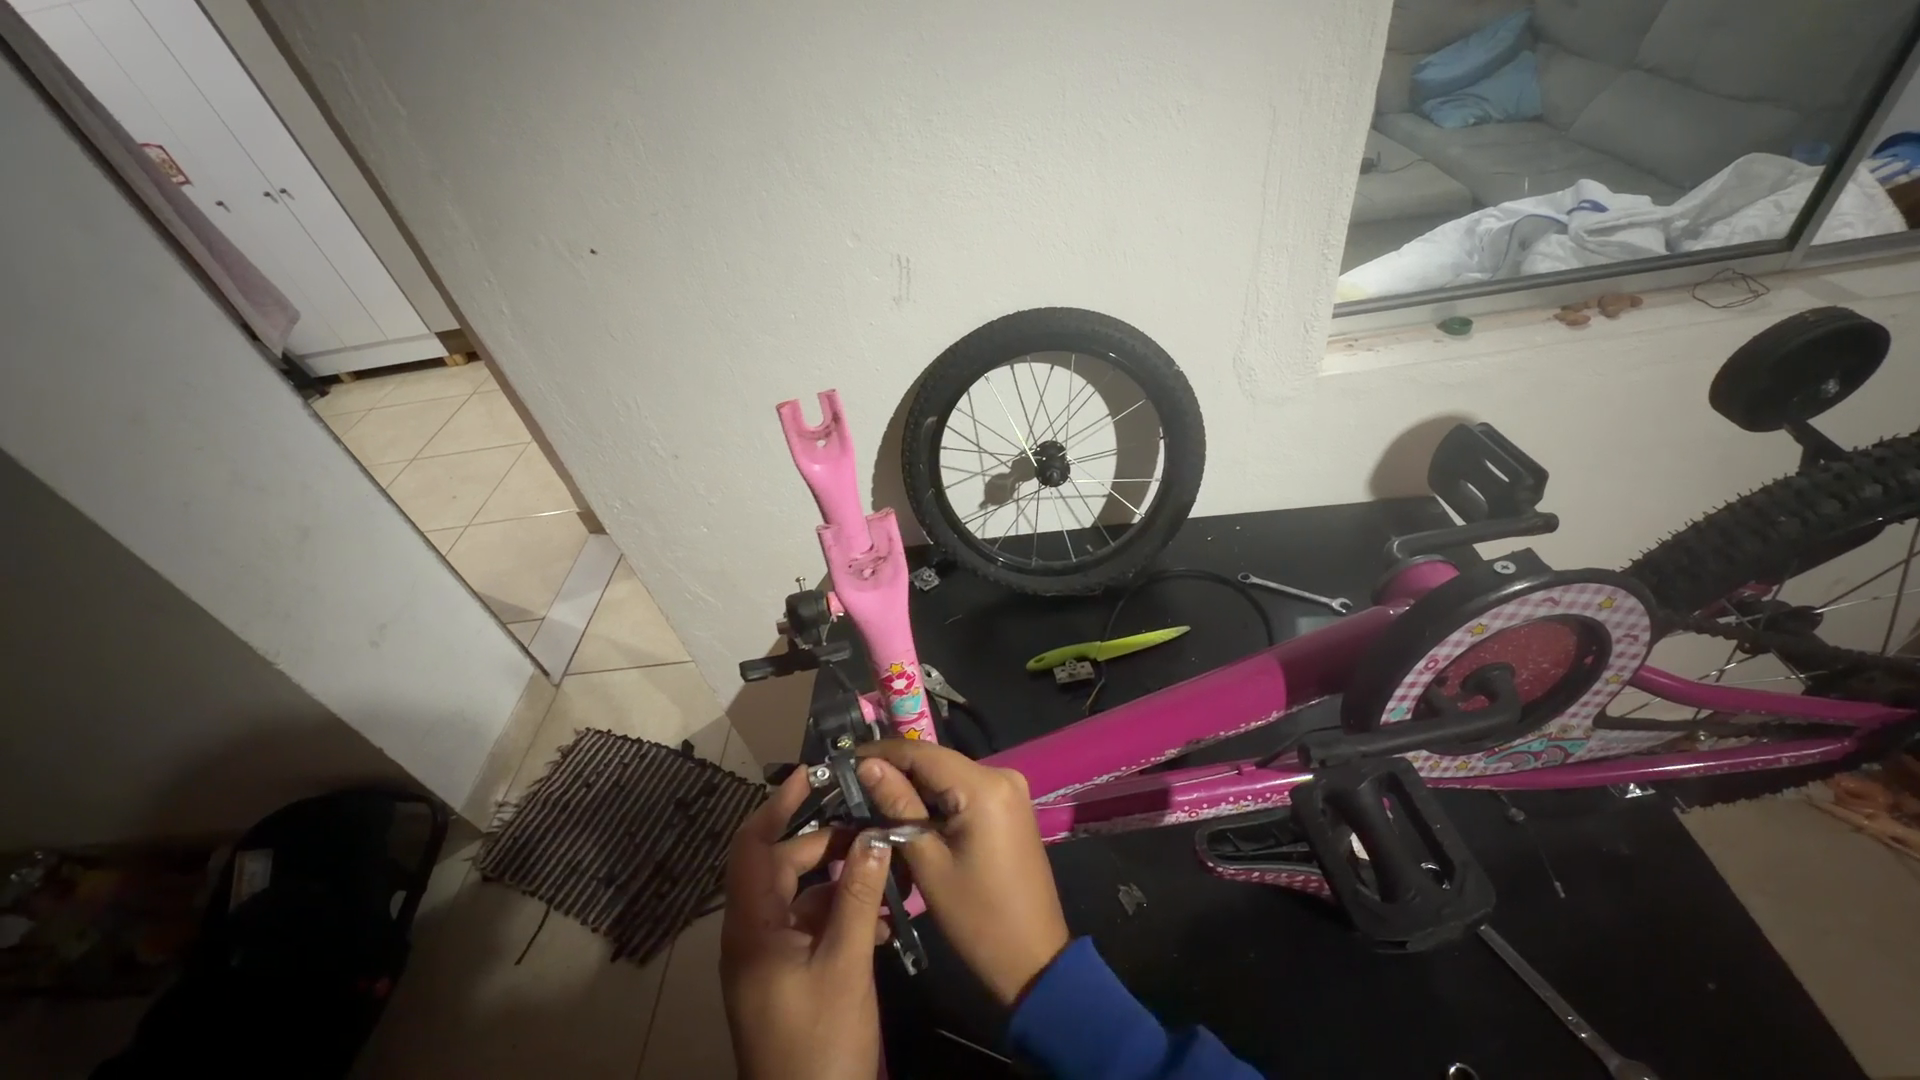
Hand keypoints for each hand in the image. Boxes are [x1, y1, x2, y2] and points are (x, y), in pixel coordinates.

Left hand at [720, 769, 893, 1079]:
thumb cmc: (820, 1042)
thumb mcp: (845, 965)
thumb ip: (858, 897)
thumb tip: (873, 835)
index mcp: (751, 927)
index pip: (753, 847)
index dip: (777, 805)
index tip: (812, 774)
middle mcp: (752, 935)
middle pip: (782, 868)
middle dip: (826, 844)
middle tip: (872, 829)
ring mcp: (769, 958)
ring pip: (802, 898)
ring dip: (841, 883)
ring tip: (887, 874)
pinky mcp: (787, 978)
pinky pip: (812, 929)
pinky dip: (843, 916)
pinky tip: (884, 924)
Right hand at [857, 740, 1069, 1005]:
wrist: (1032, 955)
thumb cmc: (976, 916)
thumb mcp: (928, 861)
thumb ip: (897, 806)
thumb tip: (867, 765)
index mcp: (984, 786)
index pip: (922, 752)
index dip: (880, 753)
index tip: (843, 760)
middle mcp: (1002, 775)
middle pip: (936, 761)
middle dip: (895, 771)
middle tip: (851, 785)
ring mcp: (1010, 789)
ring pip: (948, 776)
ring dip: (914, 787)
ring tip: (871, 800)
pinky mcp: (1010, 805)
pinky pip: (964, 790)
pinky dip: (936, 800)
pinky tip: (908, 814)